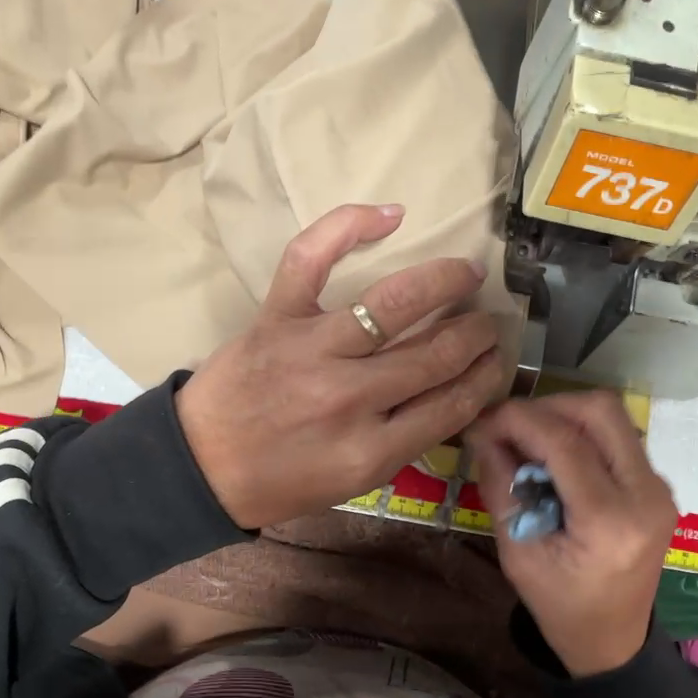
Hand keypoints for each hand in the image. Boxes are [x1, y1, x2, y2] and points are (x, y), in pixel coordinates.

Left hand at [177, 204, 507, 528]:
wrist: (200, 466)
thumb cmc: (282, 480)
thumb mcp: (355, 482)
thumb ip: (405, 442)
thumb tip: (454, 392)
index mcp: (373, 449)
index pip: (453, 403)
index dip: (486, 377)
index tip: (497, 360)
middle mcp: (349, 398)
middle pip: (436, 352)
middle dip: (475, 333)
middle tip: (486, 322)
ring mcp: (311, 350)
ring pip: (395, 302)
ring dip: (445, 282)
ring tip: (467, 274)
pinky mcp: (276, 316)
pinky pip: (312, 258)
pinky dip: (350, 225)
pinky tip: (393, 215)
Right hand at [466, 392, 677, 677]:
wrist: (613, 641)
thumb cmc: (559, 606)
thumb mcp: (516, 554)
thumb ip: (502, 488)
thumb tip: (484, 433)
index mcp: (611, 522)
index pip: (565, 443)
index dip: (518, 419)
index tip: (483, 419)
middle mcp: (647, 495)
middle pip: (601, 411)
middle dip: (548, 406)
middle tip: (509, 425)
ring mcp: (660, 488)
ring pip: (613, 418)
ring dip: (565, 417)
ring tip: (527, 440)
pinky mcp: (658, 486)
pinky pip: (618, 438)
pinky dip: (581, 433)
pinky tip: (553, 457)